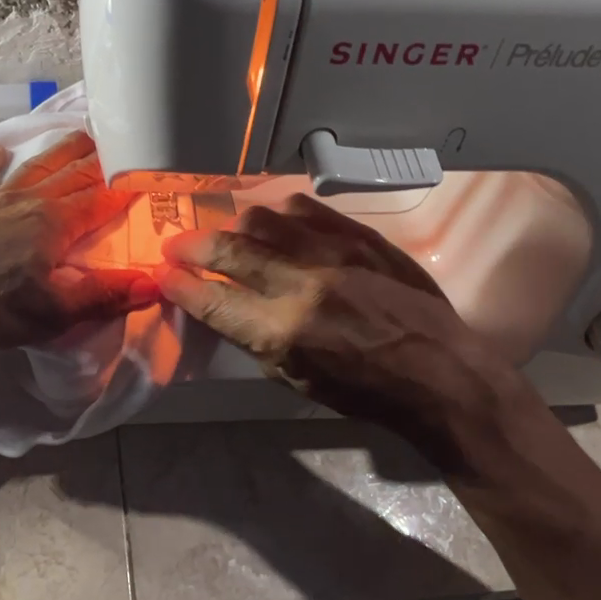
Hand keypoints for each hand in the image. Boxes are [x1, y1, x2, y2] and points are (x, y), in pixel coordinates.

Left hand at [0, 131, 158, 350]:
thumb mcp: (54, 313)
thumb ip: (105, 296)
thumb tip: (154, 283)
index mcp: (55, 224)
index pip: (100, 201)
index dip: (124, 191)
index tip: (145, 180)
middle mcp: (27, 201)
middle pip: (71, 174)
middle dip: (99, 161)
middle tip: (120, 146)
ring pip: (33, 167)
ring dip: (58, 152)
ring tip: (78, 136)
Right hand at [159, 194, 536, 470]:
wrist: (438, 371)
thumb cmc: (363, 390)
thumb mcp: (295, 380)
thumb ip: (253, 338)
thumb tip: (222, 307)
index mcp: (282, 332)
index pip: (211, 300)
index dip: (179, 286)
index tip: (162, 276)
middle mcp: (301, 285)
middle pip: (228, 251)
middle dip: (192, 247)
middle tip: (177, 247)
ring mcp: (332, 254)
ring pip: (263, 219)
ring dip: (234, 227)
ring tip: (229, 236)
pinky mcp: (359, 236)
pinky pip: (305, 209)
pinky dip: (280, 214)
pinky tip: (276, 223)